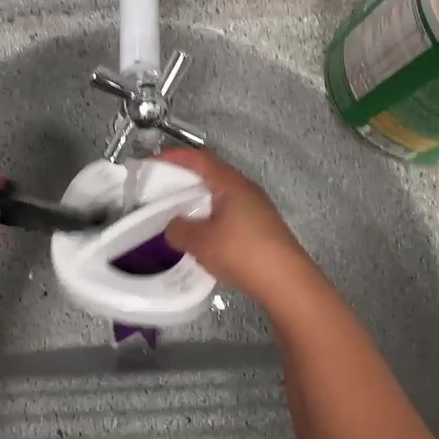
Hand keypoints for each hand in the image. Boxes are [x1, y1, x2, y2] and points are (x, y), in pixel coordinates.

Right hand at [156, 147, 313, 298]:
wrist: (286, 282)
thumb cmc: (242, 252)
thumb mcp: (199, 241)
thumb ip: (178, 229)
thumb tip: (174, 226)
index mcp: (230, 183)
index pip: (199, 159)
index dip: (174, 157)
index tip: (152, 163)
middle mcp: (245, 189)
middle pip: (210, 174)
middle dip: (183, 179)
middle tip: (159, 189)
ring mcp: (256, 208)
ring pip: (219, 195)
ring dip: (197, 200)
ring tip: (175, 212)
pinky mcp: (260, 227)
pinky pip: (227, 212)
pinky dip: (208, 216)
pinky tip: (200, 234)